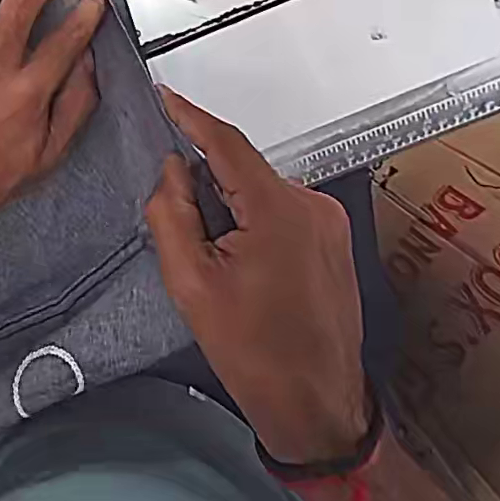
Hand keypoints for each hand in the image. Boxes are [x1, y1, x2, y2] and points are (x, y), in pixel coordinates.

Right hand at [146, 87, 369, 463]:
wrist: (315, 404)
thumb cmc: (258, 353)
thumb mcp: (190, 281)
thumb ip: (171, 213)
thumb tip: (173, 170)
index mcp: (277, 211)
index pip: (225, 142)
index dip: (190, 114)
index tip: (167, 96)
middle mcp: (311, 206)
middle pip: (240, 168)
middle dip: (205, 184)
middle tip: (188, 232)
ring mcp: (327, 220)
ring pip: (258, 188)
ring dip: (230, 208)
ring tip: (222, 265)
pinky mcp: (332, 235)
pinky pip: (279, 206)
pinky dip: (251, 219)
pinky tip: (244, 265)